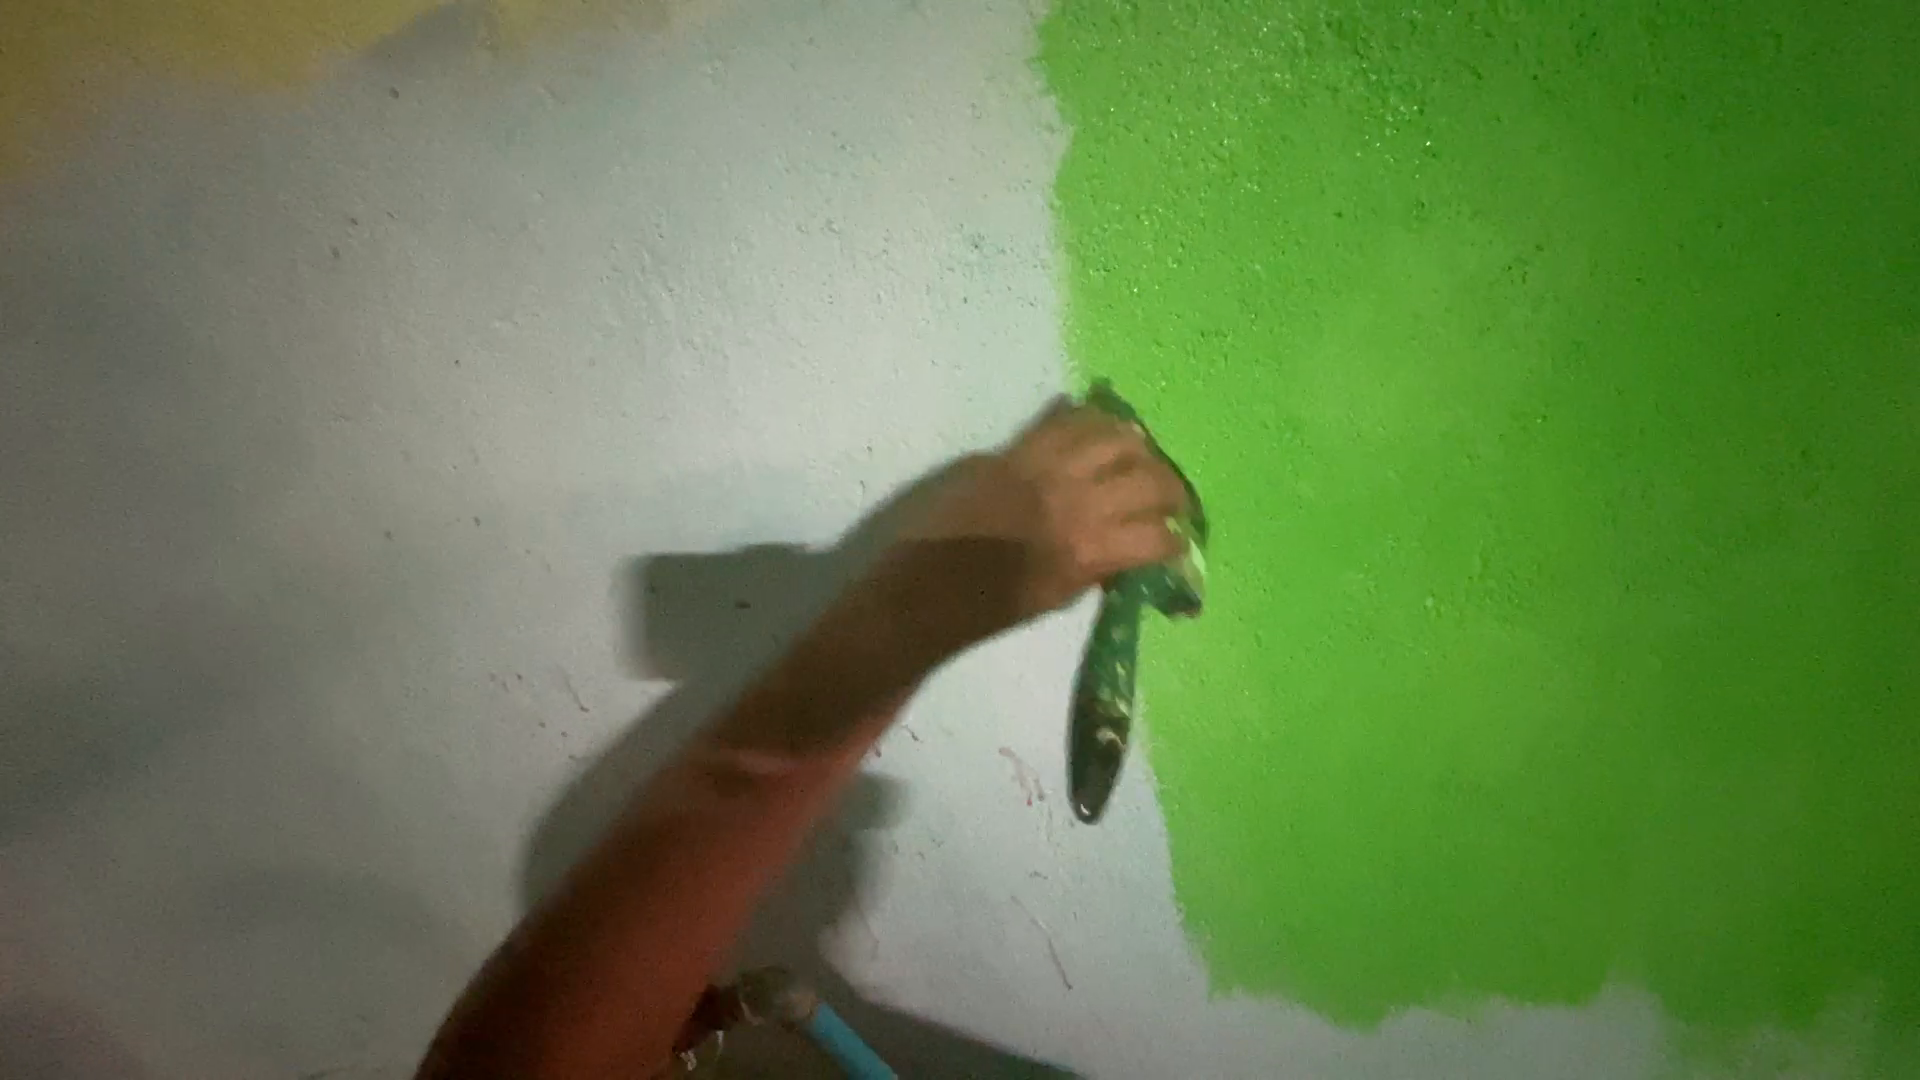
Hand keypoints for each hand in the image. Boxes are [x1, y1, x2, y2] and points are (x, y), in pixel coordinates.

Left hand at [894, 397, 1190, 626]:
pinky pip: (1060, 419)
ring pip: (1114, 434)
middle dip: (1170, 488)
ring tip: (1136, 457)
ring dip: (1136, 446)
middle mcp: (1074, 503)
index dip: (1175, 540)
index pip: (1158, 535)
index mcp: (1086, 552)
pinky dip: (1086, 419)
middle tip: (1166, 498)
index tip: (1173, 542)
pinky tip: (1095, 429)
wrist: (923, 588)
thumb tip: (1128, 549)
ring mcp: (1042, 470)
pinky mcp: (1011, 452)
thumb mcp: (1058, 599)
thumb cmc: (989, 608)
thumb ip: (1099, 567)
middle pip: (1148, 476)